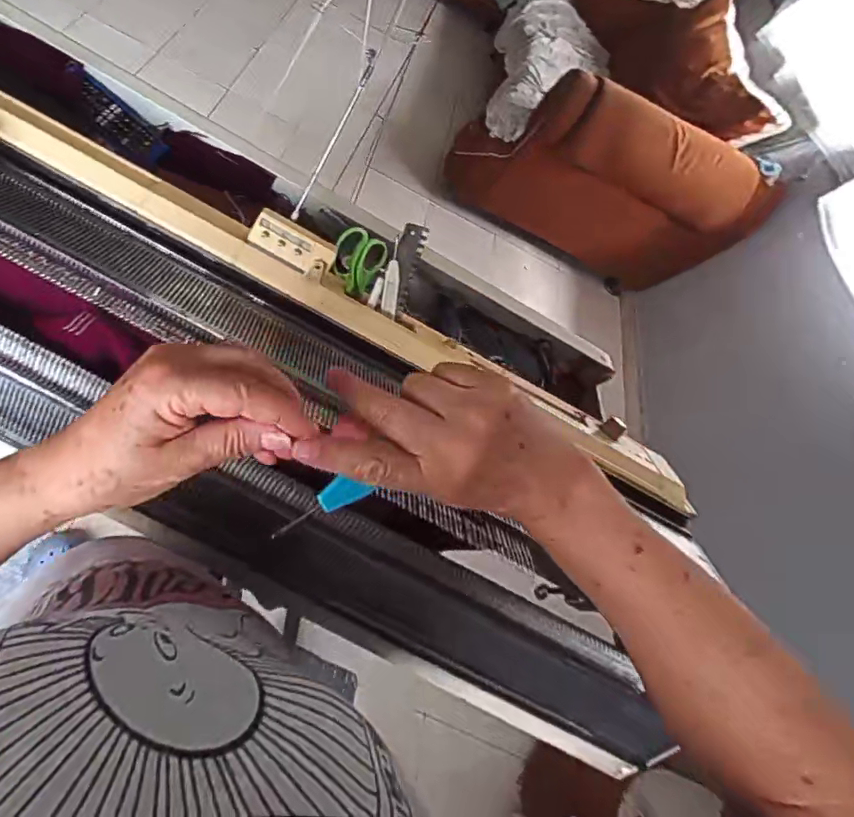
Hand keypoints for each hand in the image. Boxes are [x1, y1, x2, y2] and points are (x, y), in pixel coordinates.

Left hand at [22, 343, 320, 515]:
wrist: (72, 465)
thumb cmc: (112, 470)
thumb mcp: (177, 464)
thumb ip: (231, 442)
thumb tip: (280, 435)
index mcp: (169, 381)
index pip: (244, 388)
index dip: (283, 411)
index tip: (309, 435)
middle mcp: (173, 357)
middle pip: (248, 365)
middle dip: (281, 398)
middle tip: (301, 438)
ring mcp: (172, 356)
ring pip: (239, 362)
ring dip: (266, 394)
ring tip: (280, 438)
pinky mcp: (172, 365)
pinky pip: (221, 369)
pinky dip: (245, 392)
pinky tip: (253, 426)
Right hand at [288, 363, 606, 529]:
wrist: (547, 474)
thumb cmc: (487, 484)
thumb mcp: (433, 485)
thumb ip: (386, 456)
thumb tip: (344, 430)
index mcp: (436, 474)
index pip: (372, 464)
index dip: (333, 453)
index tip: (305, 444)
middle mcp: (454, 442)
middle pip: (382, 408)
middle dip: (356, 392)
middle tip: (337, 380)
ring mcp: (474, 408)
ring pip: (411, 383)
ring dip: (413, 394)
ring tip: (435, 411)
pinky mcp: (490, 384)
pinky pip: (439, 370)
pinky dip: (440, 382)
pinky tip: (456, 400)